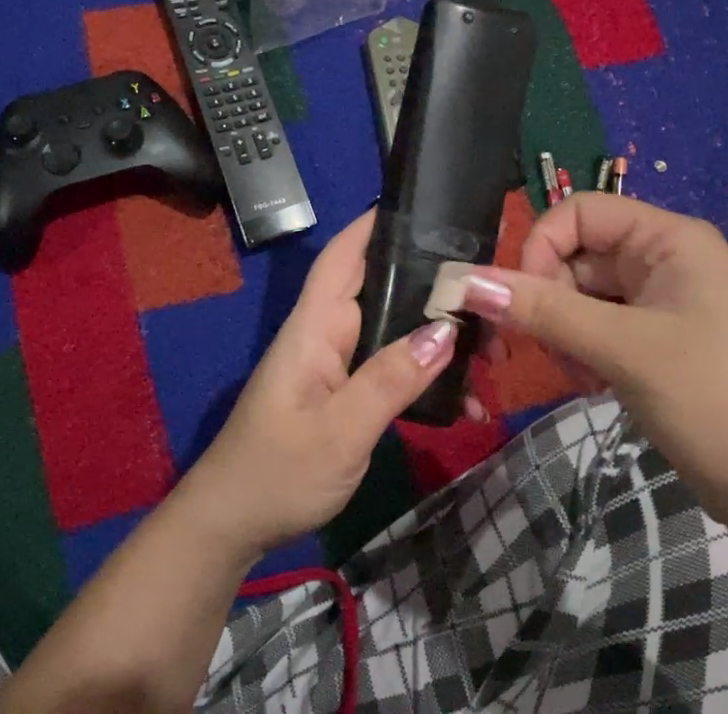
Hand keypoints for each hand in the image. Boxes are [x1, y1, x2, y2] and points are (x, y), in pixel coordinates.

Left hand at [171, 211, 458, 560]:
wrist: (234, 524)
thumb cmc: (277, 473)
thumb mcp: (339, 432)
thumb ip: (389, 381)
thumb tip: (445, 329)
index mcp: (313, 330)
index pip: (341, 259)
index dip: (373, 226)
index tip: (421, 203)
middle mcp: (324, 338)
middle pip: (379, 293)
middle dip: (431, 288)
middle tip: (492, 296)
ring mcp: (333, 369)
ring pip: (392, 335)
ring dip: (437, 341)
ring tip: (493, 354)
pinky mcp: (342, 398)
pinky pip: (390, 373)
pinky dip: (424, 380)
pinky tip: (464, 401)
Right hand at [452, 193, 727, 535]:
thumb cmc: (722, 402)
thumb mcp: (626, 350)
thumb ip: (543, 311)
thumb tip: (463, 280)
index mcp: (669, 241)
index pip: (578, 213)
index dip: (539, 247)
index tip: (520, 301)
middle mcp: (665, 264)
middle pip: (575, 257)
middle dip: (545, 300)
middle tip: (532, 351)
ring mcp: (664, 310)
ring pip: (582, 300)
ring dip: (562, 333)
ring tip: (578, 378)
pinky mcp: (660, 351)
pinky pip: (600, 333)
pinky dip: (582, 354)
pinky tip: (592, 388)